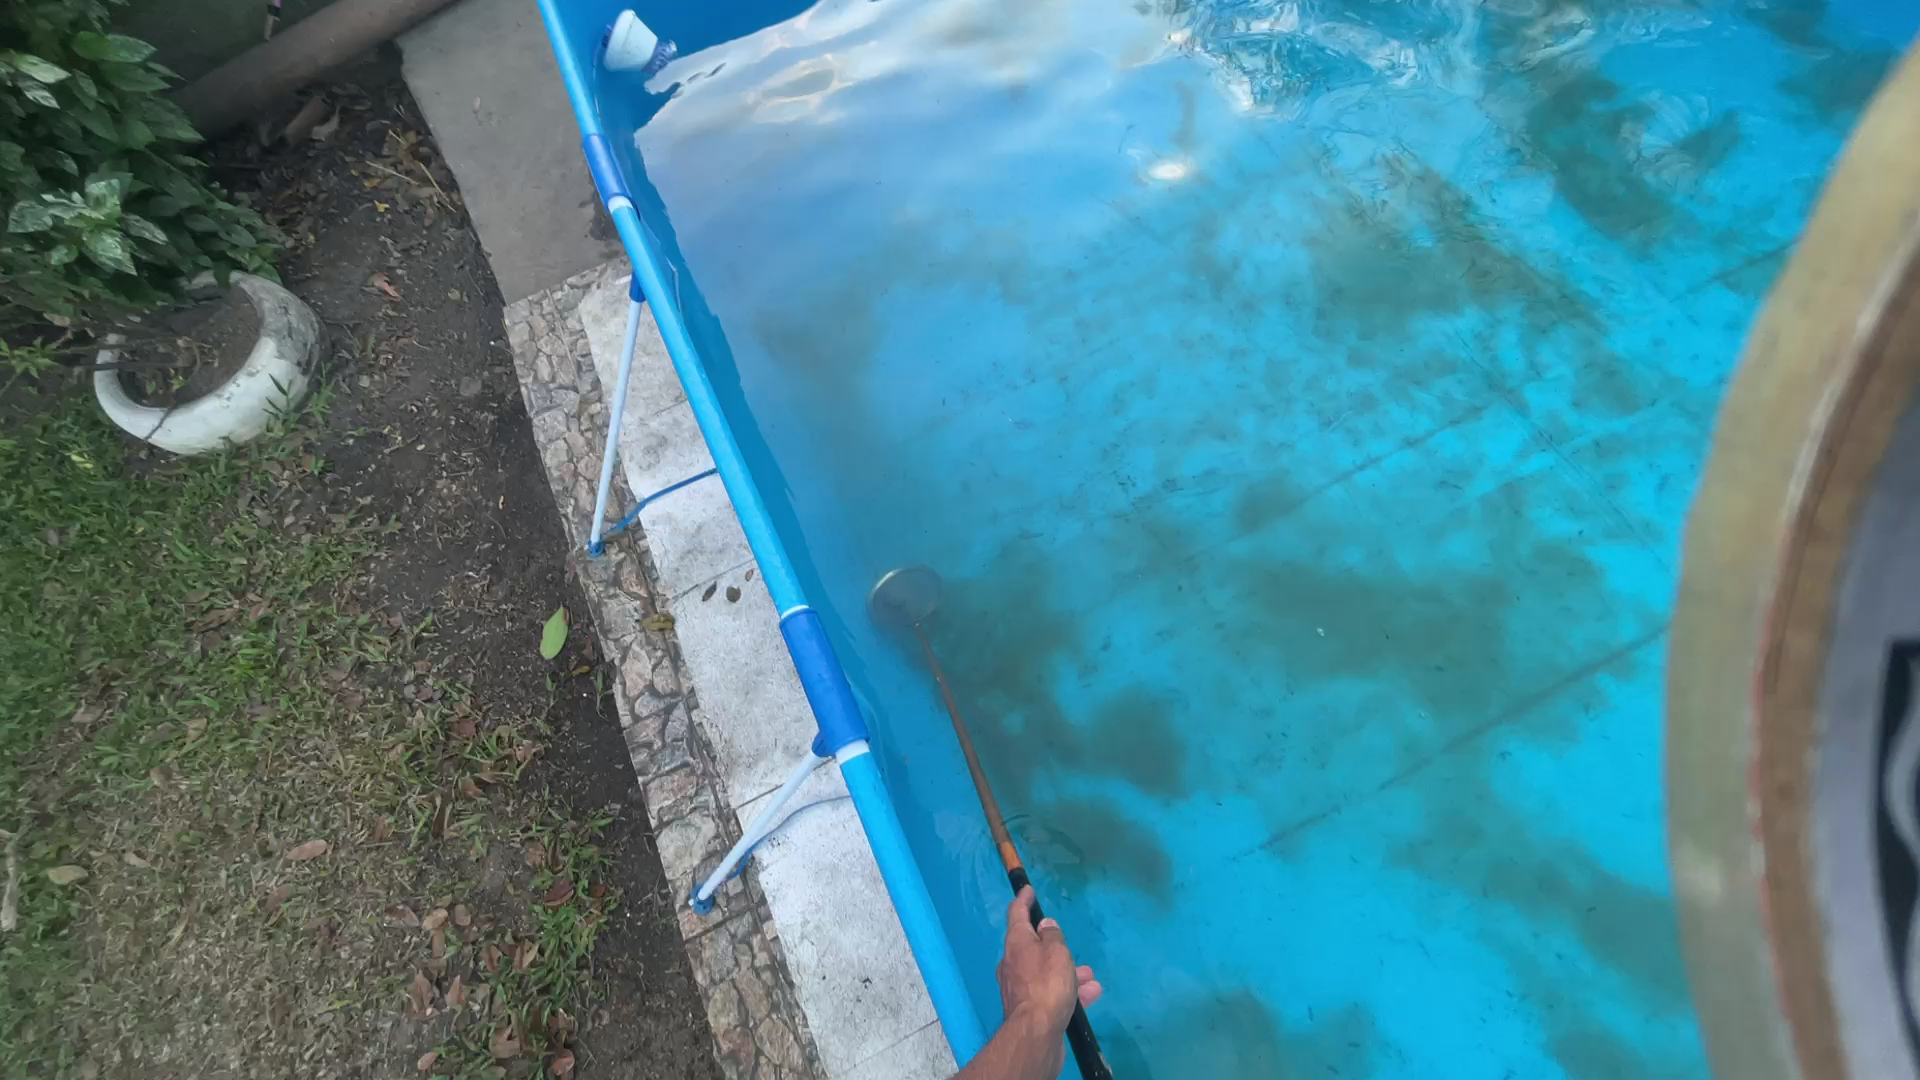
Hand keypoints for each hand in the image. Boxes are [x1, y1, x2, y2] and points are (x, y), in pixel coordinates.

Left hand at [996, 887, 1102, 1036]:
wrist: (1036, 1034)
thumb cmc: (1047, 983)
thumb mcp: (1057, 951)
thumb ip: (1053, 935)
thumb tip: (1045, 925)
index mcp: (1016, 942)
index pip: (1017, 913)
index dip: (1023, 899)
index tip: (1028, 889)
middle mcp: (1013, 962)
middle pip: (1033, 945)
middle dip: (1054, 945)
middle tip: (1068, 944)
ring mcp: (1020, 987)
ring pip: (1046, 971)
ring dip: (1067, 971)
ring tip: (1090, 976)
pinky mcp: (1029, 1009)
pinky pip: (1050, 993)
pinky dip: (1068, 991)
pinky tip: (1090, 995)